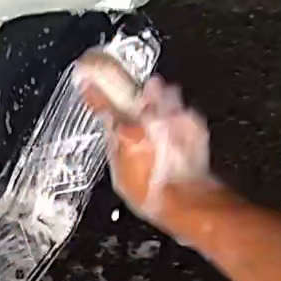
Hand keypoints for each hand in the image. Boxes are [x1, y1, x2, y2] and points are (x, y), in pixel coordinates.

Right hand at [73, 53, 215, 223]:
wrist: (188, 200)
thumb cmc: (156, 193)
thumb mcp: (120, 176)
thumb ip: (114, 146)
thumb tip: (110, 129)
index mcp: (128, 132)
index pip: (103, 101)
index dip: (93, 91)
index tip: (86, 81)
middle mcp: (152, 118)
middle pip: (137, 89)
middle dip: (132, 95)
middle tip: (130, 110)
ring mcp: (175, 116)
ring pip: (163, 91)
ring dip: (156, 99)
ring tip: (154, 118)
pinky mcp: (194, 121)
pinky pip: (181, 108)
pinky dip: (176, 116)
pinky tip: (172, 132)